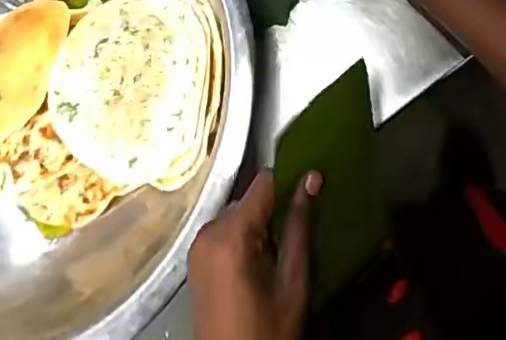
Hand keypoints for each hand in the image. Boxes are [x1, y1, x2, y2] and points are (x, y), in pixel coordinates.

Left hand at [189, 169, 319, 339]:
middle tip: (292, 239)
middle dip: (271, 214)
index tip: (308, 185)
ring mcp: (196, 242)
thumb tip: (311, 180)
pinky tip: (253, 266)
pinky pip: (221, 231)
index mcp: (230, 234)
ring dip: (255, 227)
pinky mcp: (193, 256)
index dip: (285, 183)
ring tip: (274, 258)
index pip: (261, 185)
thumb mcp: (292, 285)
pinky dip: (239, 239)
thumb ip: (299, 228)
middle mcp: (207, 229)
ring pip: (235, 215)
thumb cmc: (267, 333)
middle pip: (247, 202)